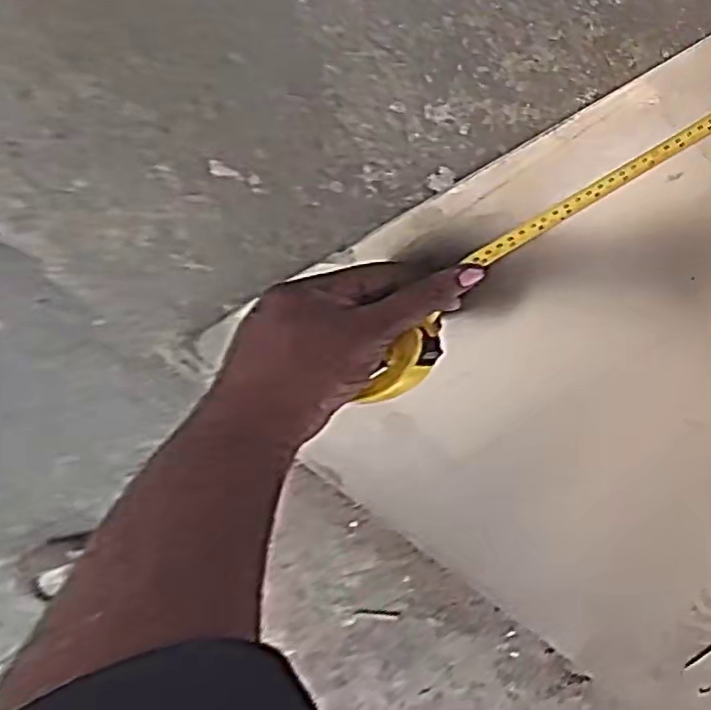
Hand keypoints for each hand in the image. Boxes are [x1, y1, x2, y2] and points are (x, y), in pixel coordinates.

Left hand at [201, 262, 484, 448]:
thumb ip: (424, 300)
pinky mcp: (285, 366)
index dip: (421, 287)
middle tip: (413, 336)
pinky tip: (361, 374)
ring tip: (384, 360)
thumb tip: (458, 276)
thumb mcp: (376, 331)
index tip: (448, 294)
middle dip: (398, 320)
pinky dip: (359, 359)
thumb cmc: (295, 382)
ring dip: (380, 342)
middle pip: (370, 301)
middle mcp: (289, 309)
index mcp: (305, 291)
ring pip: (355, 327)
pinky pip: (338, 350)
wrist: (252, 433)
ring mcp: (283, 339)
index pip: (383, 276)